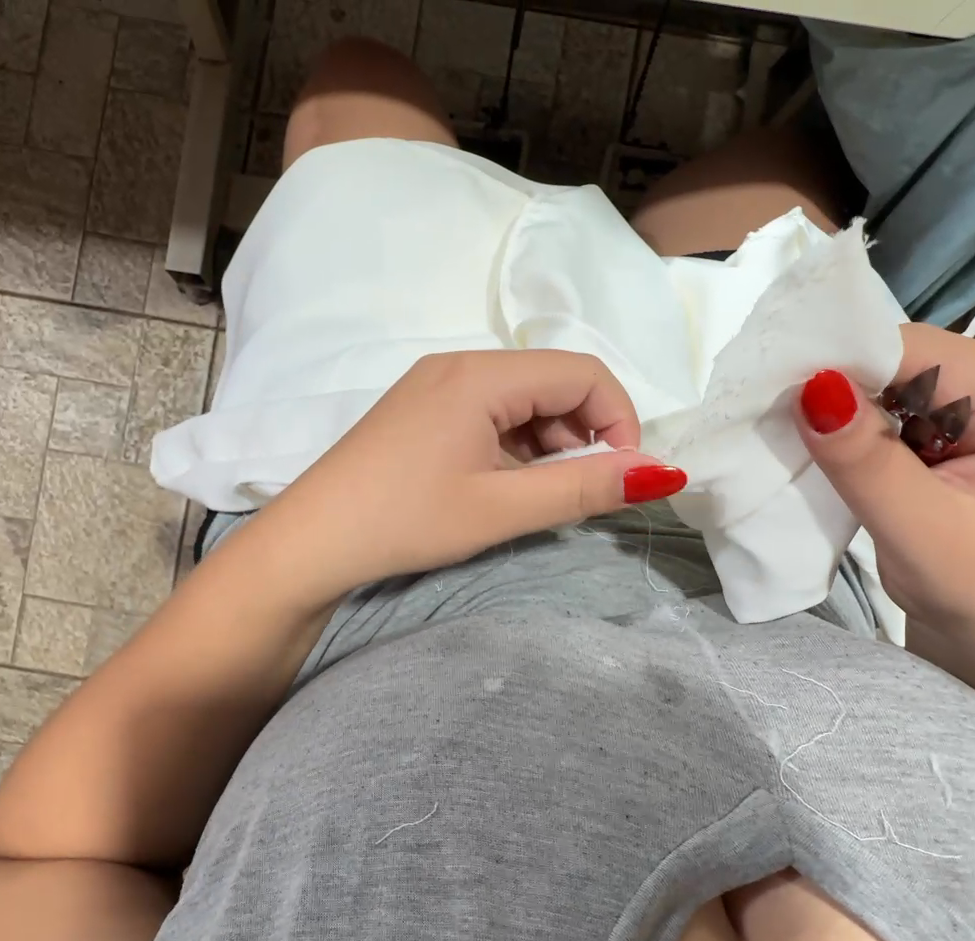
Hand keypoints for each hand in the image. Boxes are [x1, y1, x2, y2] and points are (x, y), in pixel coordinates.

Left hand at [232, 349, 686, 606]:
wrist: (311, 541)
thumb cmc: (405, 522)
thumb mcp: (500, 509)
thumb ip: (583, 488)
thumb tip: (663, 472)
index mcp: (480, 375)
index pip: (583, 373)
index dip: (618, 420)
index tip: (621, 477)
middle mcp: (457, 364)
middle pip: (551, 382)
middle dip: (581, 434)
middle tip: (575, 494)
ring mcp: (433, 384)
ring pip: (520, 400)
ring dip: (546, 444)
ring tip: (534, 498)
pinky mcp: (418, 409)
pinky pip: (486, 413)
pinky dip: (511, 446)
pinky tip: (500, 488)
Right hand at [795, 324, 974, 700]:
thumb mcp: (922, 529)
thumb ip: (866, 460)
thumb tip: (810, 387)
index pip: (916, 349)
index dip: (845, 357)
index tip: (773, 383)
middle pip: (896, 364)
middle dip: (831, 382)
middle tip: (761, 406)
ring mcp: (959, 432)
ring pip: (880, 395)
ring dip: (828, 412)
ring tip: (770, 427)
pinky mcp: (930, 459)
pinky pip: (875, 429)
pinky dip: (836, 439)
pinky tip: (802, 453)